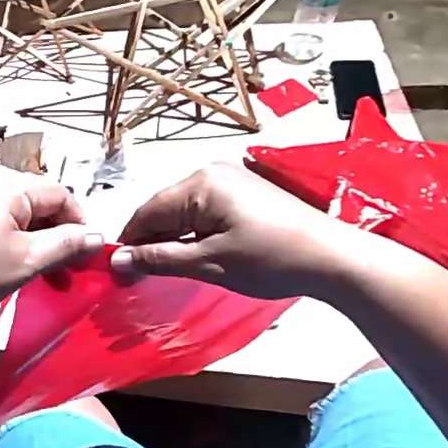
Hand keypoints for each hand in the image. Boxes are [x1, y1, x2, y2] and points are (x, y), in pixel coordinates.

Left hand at [0, 167, 102, 340]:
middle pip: (42, 205)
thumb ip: (67, 245)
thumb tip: (100, 238)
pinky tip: (23, 272)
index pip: (61, 195)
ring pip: (23, 219)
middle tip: (70, 275)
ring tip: (50, 280)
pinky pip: (2, 227)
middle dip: (60, 239)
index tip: (89, 259)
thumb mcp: (26, 260)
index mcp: (5, 182)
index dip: (80, 226)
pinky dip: (19, 247)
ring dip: (42, 247)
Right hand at [112, 163, 360, 299]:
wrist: (330, 256)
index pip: (147, 212)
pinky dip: (195, 230)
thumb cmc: (268, 259)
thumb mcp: (209, 263)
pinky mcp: (245, 189)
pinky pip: (205, 208)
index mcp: (199, 183)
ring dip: (173, 237)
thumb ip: (160, 259)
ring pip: (185, 209)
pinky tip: (196, 253)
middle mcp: (212, 171)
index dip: (130, 243)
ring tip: (169, 269)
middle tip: (142, 276)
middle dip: (152, 240)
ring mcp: (231, 177)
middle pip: (165, 208)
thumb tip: (118, 259)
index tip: (118, 273)